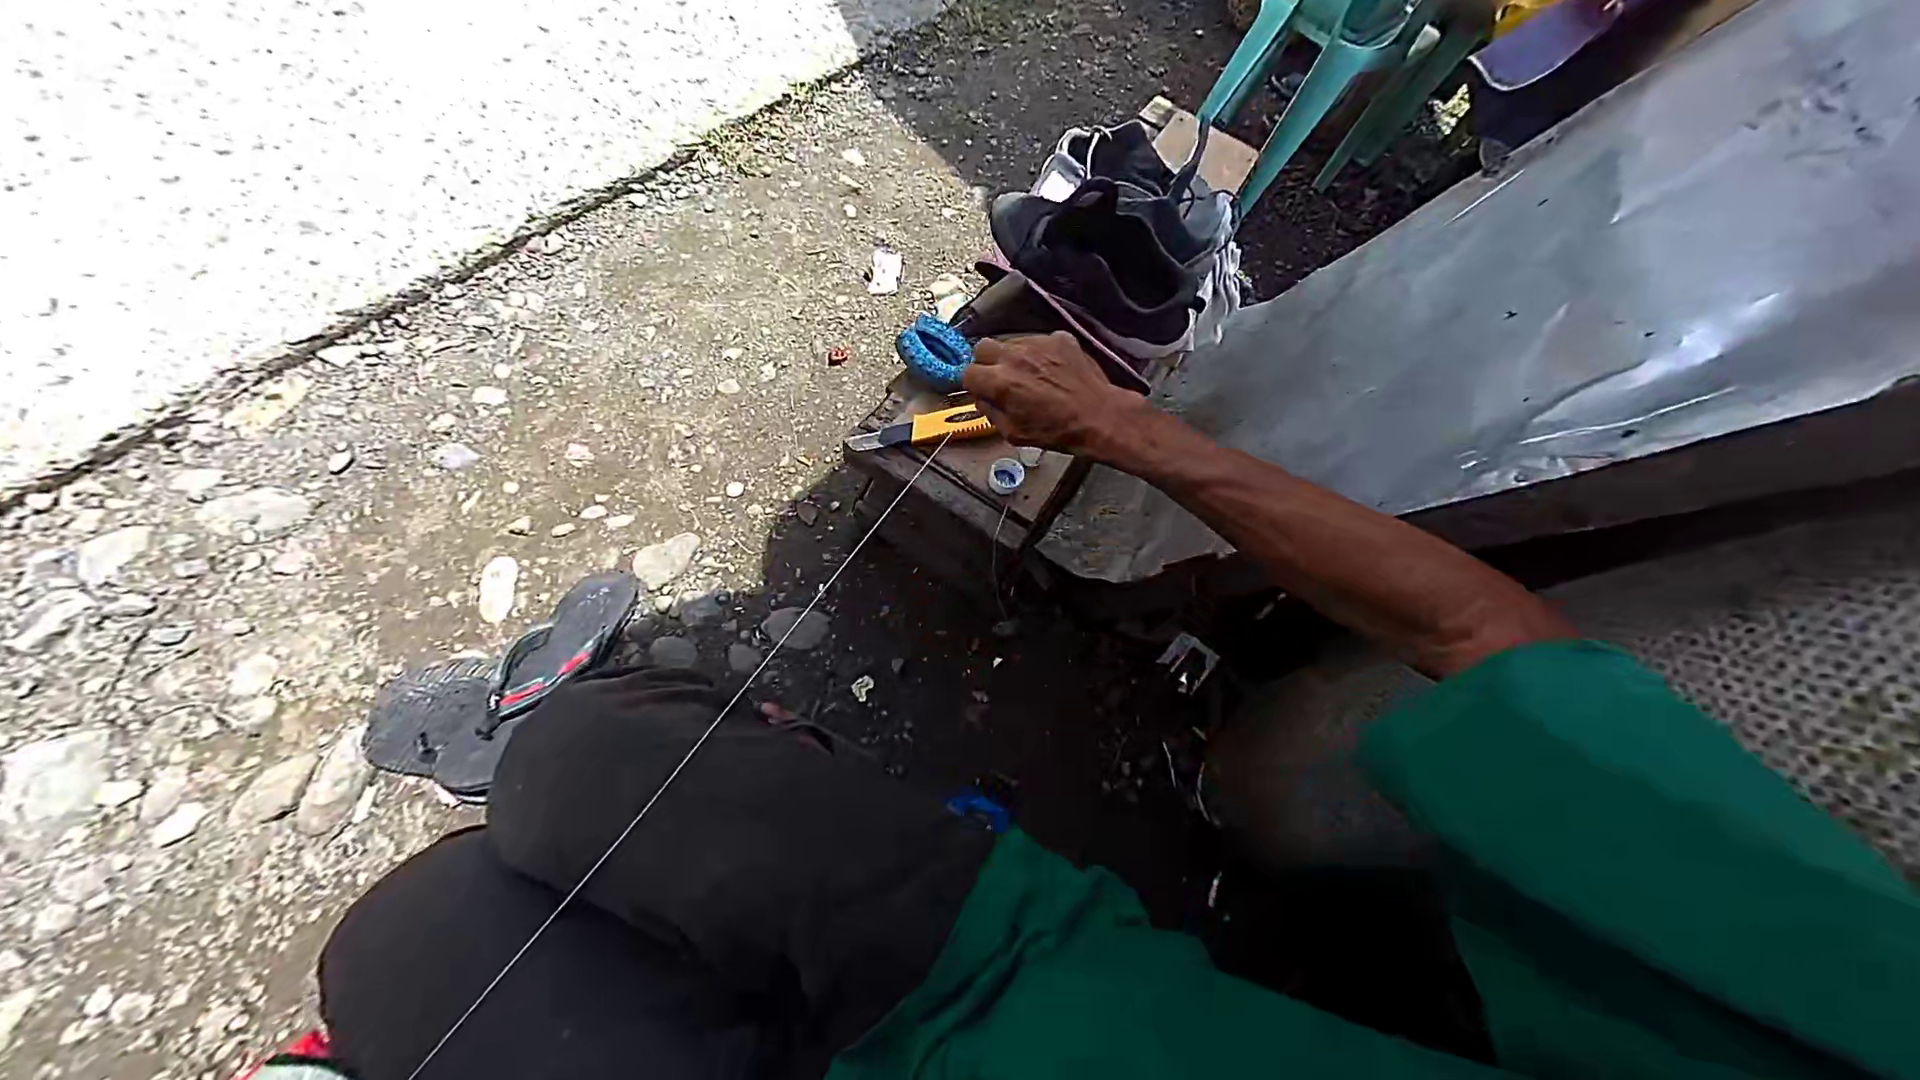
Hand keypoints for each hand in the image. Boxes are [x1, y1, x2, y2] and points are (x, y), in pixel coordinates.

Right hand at [962, 332, 1146, 457]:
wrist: (1098, 416)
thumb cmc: (1058, 430)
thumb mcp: (1013, 433)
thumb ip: (990, 412)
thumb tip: (983, 399)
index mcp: (1000, 382)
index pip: (968, 372)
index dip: (974, 384)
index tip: (982, 390)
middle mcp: (1015, 357)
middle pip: (983, 348)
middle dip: (986, 363)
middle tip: (999, 378)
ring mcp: (1038, 344)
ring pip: (1011, 342)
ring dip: (1013, 358)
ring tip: (1030, 377)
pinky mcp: (1058, 338)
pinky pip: (1038, 341)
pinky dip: (1038, 354)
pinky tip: (1049, 371)